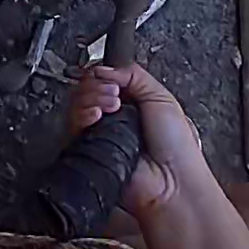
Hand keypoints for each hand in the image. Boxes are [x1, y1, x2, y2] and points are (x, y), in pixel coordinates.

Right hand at [69, 64, 213, 221]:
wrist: (172, 181)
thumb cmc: (176, 147)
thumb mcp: (161, 97)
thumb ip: (133, 74)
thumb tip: (103, 67)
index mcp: (129, 104)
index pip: (102, 79)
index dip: (102, 73)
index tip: (111, 76)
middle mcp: (111, 117)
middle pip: (86, 88)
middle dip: (97, 84)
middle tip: (114, 93)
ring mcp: (98, 133)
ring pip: (77, 103)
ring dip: (92, 97)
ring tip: (112, 105)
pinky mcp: (86, 148)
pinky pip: (73, 125)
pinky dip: (83, 115)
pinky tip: (97, 116)